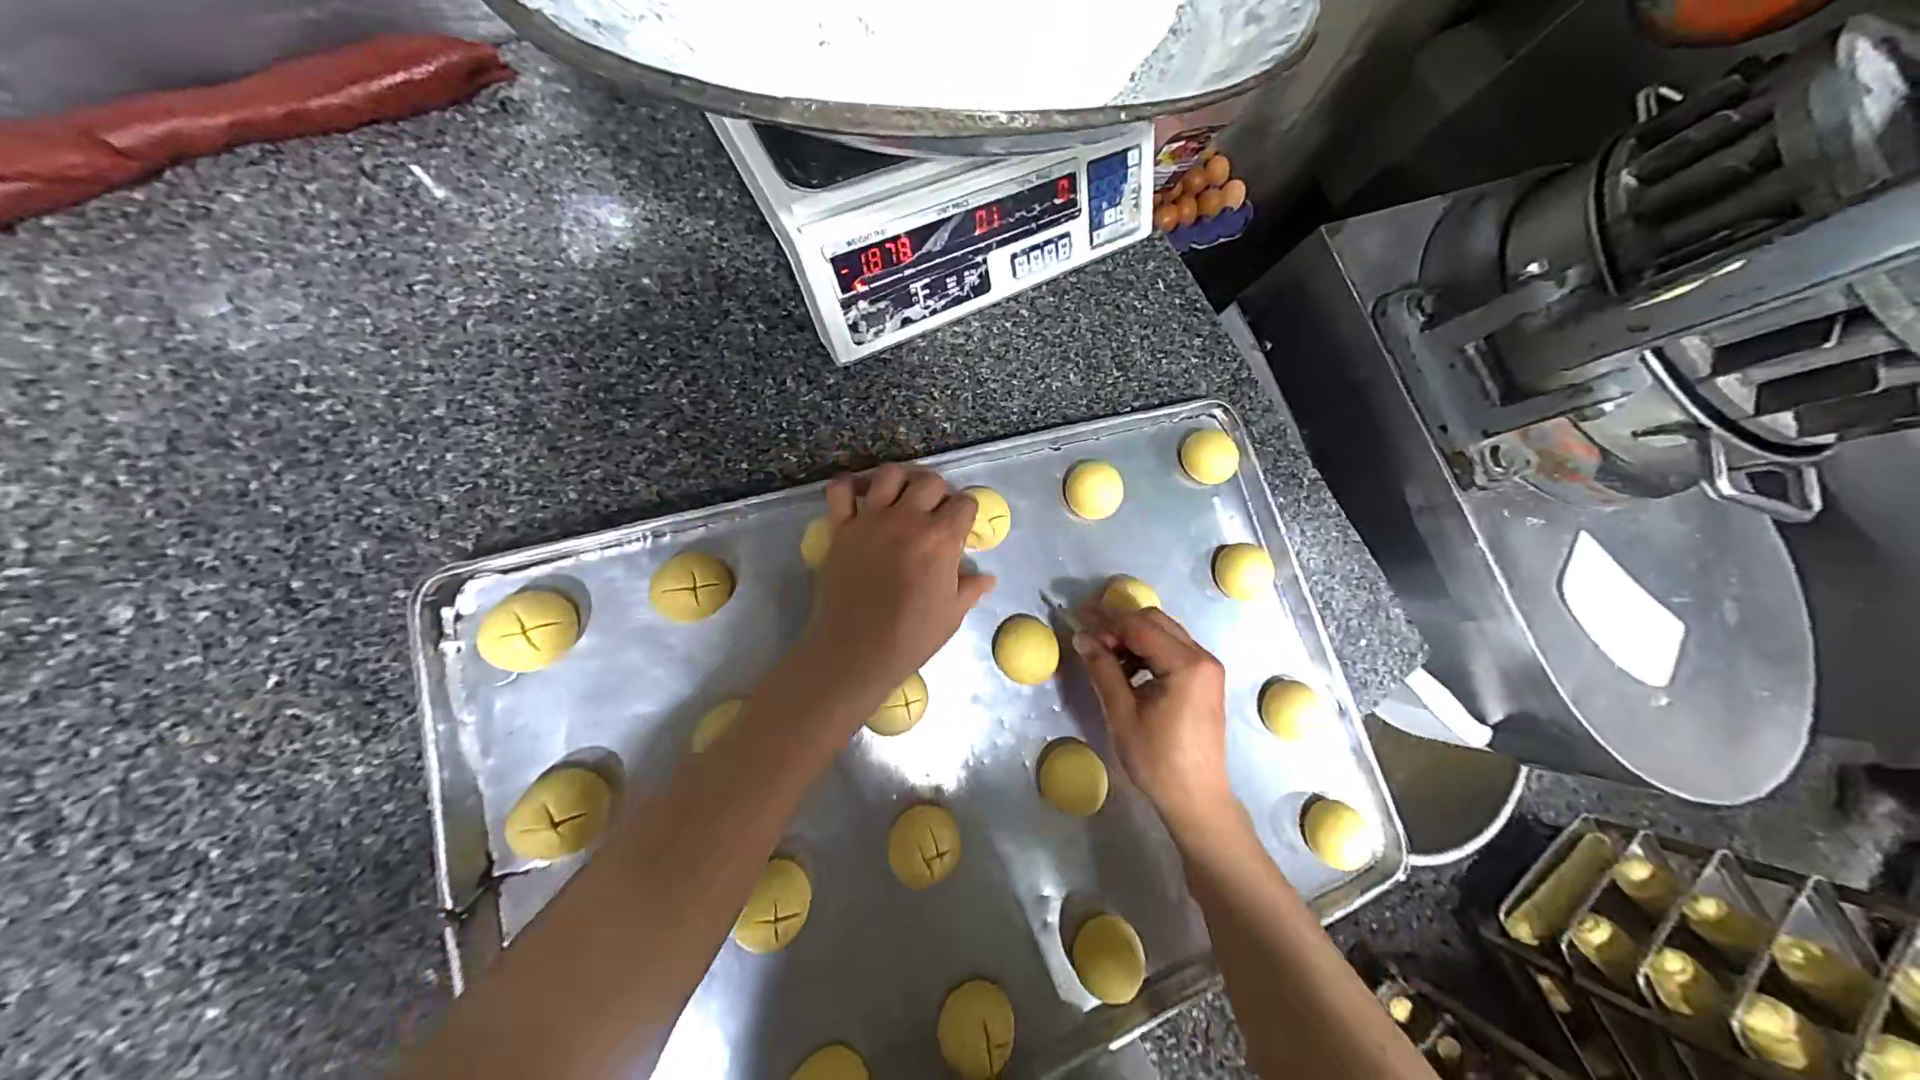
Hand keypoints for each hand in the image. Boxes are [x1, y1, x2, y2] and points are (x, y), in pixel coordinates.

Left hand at [807, 464, 995, 702]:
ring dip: (901, 480)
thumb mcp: (952, 614)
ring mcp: (870, 520)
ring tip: (901, 498)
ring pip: (889, 474)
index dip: (967, 514)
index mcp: (940, 539)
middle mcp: (907, 519)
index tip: (962, 528)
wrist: (856, 650)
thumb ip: (971, 588)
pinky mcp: (840, 528)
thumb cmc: (911, 637)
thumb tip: (987, 578)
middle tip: (934, 513)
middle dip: (939, 493)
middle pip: (930, 481)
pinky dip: (848, 486)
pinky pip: (840, 490)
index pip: (964, 503)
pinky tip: (858, 497)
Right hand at [1073, 608, 1234, 837]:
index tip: (1077, 616)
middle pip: (1155, 622)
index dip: (1106, 620)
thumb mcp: (1122, 713)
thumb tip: (1082, 637)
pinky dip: (1147, 651)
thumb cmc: (1157, 760)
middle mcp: (1202, 658)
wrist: (1196, 798)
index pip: (1139, 626)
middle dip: (1119, 624)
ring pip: (1164, 633)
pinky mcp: (1204, 680)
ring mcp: (1207, 669)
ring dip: (1132, 636)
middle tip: (1088, 634)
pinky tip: (1125, 668)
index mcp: (1186, 664)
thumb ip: (1102, 669)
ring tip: (1102, 652)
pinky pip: (1172, 650)